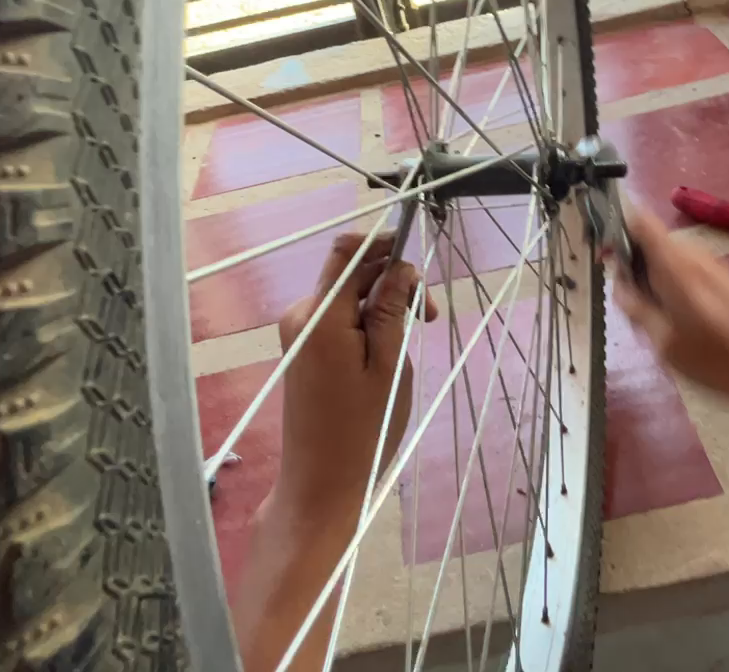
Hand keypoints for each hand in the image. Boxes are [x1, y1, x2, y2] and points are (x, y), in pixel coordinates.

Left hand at [269, 230, 436, 527]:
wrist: (320, 486)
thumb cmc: (362, 430)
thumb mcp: (388, 365)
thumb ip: (390, 309)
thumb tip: (398, 265)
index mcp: (320, 316)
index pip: (346, 251)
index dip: (382, 243)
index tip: (417, 256)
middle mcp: (302, 314)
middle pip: (351, 272)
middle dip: (392, 281)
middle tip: (430, 314)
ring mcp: (299, 332)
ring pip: (348, 295)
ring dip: (383, 303)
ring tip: (416, 333)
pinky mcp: (303, 347)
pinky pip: (339, 317)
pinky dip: (367, 321)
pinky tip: (389, 346)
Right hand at [612, 207, 728, 405]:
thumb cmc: (721, 357)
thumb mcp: (665, 342)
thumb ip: (636, 308)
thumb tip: (618, 284)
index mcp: (673, 262)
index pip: (637, 219)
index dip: (614, 227)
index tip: (603, 255)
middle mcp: (692, 254)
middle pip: (650, 242)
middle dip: (632, 266)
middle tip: (630, 306)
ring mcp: (711, 265)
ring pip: (667, 260)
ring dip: (653, 281)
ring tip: (656, 323)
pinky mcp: (724, 279)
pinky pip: (685, 272)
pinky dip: (672, 289)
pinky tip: (680, 325)